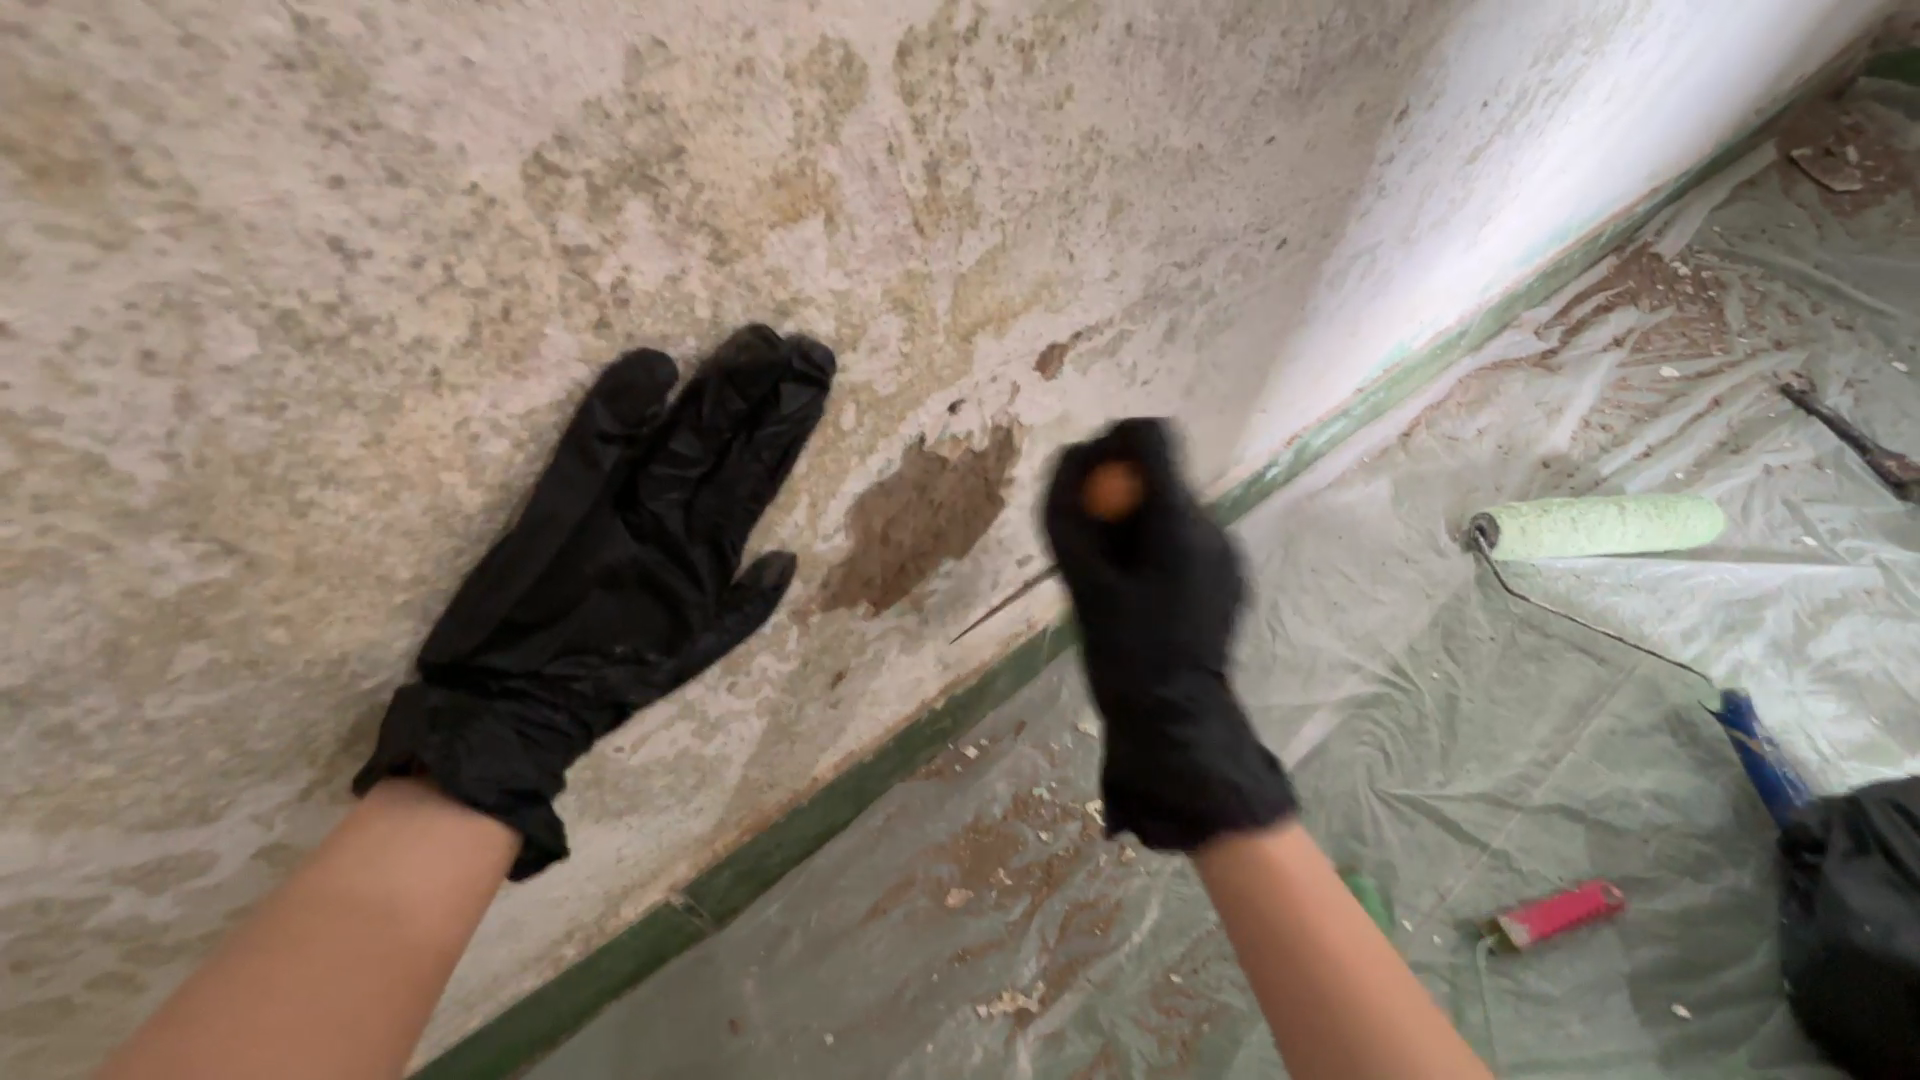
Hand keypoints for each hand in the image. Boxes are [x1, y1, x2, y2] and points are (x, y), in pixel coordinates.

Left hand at [354, 325, 834, 878]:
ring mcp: (624, 512)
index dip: (789, 422)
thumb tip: (790, 557)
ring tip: (759, 343)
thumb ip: (745, 607)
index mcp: (707, 558)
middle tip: (801, 345)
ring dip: (723, 389)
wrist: (519, 707)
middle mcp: (675, 526)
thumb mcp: (695, 653)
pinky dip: (623, 406)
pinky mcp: (563, 505)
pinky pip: (596, 444)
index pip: (760, 474)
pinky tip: (657, 364)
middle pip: (730, 445)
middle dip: (768, 392)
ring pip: (686, 438)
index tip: (814, 373)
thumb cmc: (608, 680)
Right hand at [1043, 418, 1294, 850]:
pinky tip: (1144, 591)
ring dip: (1137, 520)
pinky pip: (1184, 535)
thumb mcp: (1080, 582)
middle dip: (1119, 488)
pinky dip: (1156, 545)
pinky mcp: (1230, 572)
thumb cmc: (1122, 655)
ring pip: (1171, 504)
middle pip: (1160, 471)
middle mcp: (1212, 525)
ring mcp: (1228, 549)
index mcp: (1179, 524)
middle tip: (1092, 535)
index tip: (1086, 479)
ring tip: (1116, 572)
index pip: (1150, 436)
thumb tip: (1069, 454)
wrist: (1176, 720)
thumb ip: (1067, 513)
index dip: (1112, 444)